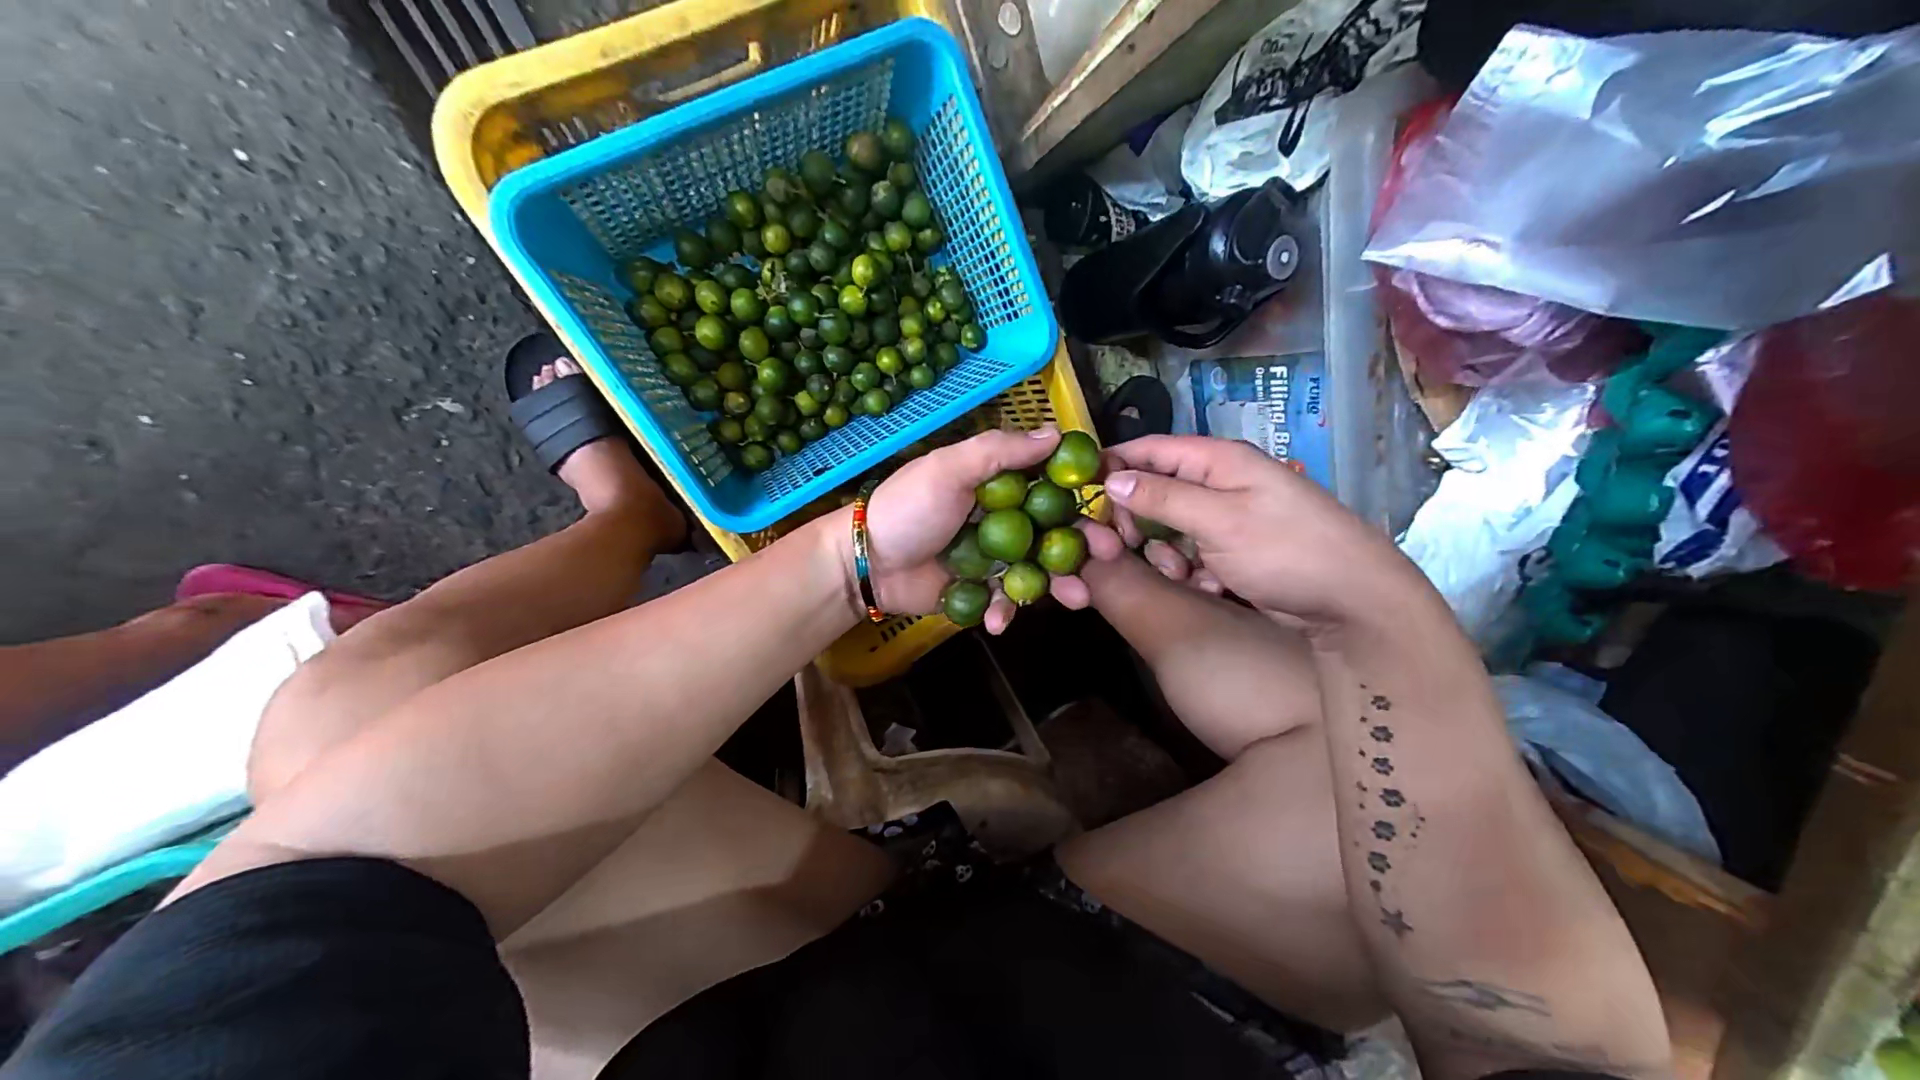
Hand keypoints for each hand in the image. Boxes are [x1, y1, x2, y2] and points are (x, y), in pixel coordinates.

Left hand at [863, 427, 1093, 633]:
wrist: (865, 561)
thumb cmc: (907, 507)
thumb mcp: (949, 469)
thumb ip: (1000, 452)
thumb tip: (1056, 434)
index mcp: (997, 484)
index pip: (1050, 484)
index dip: (1083, 492)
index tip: (1114, 500)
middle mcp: (1001, 518)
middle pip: (1054, 530)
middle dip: (1085, 544)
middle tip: (1111, 553)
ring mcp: (992, 556)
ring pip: (1038, 569)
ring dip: (1060, 584)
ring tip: (1077, 599)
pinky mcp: (978, 588)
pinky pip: (1003, 600)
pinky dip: (1005, 611)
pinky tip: (1001, 621)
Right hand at [1090, 436, 1424, 626]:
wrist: (1354, 601)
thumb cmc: (1286, 550)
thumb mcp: (1218, 520)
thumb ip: (1161, 497)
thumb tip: (1109, 477)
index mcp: (1218, 460)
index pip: (1150, 449)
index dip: (1113, 465)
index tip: (1081, 494)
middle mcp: (1222, 482)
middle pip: (1156, 490)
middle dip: (1138, 520)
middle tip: (1126, 546)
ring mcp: (1230, 518)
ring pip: (1171, 528)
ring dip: (1167, 552)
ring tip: (1184, 574)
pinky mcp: (1237, 550)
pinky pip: (1194, 552)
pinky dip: (1193, 569)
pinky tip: (1211, 585)